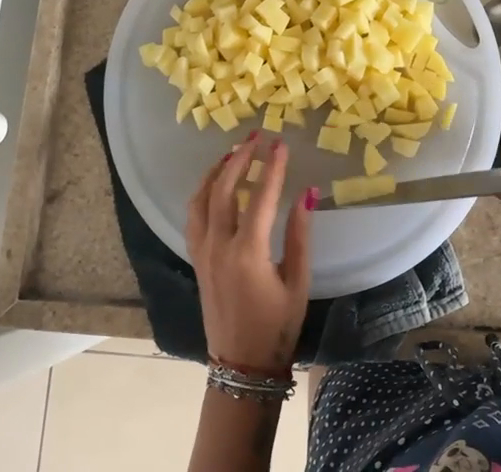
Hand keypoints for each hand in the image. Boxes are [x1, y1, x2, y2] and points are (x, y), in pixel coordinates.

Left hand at [187, 132, 314, 371]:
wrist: (242, 363)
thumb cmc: (277, 326)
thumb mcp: (298, 283)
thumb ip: (300, 236)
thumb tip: (307, 193)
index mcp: (247, 253)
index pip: (260, 197)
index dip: (271, 167)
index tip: (280, 143)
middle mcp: (219, 246)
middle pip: (223, 189)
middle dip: (239, 158)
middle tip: (256, 136)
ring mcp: (203, 251)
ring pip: (201, 199)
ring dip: (216, 171)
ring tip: (233, 151)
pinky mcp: (196, 258)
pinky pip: (193, 215)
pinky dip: (203, 192)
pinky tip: (214, 183)